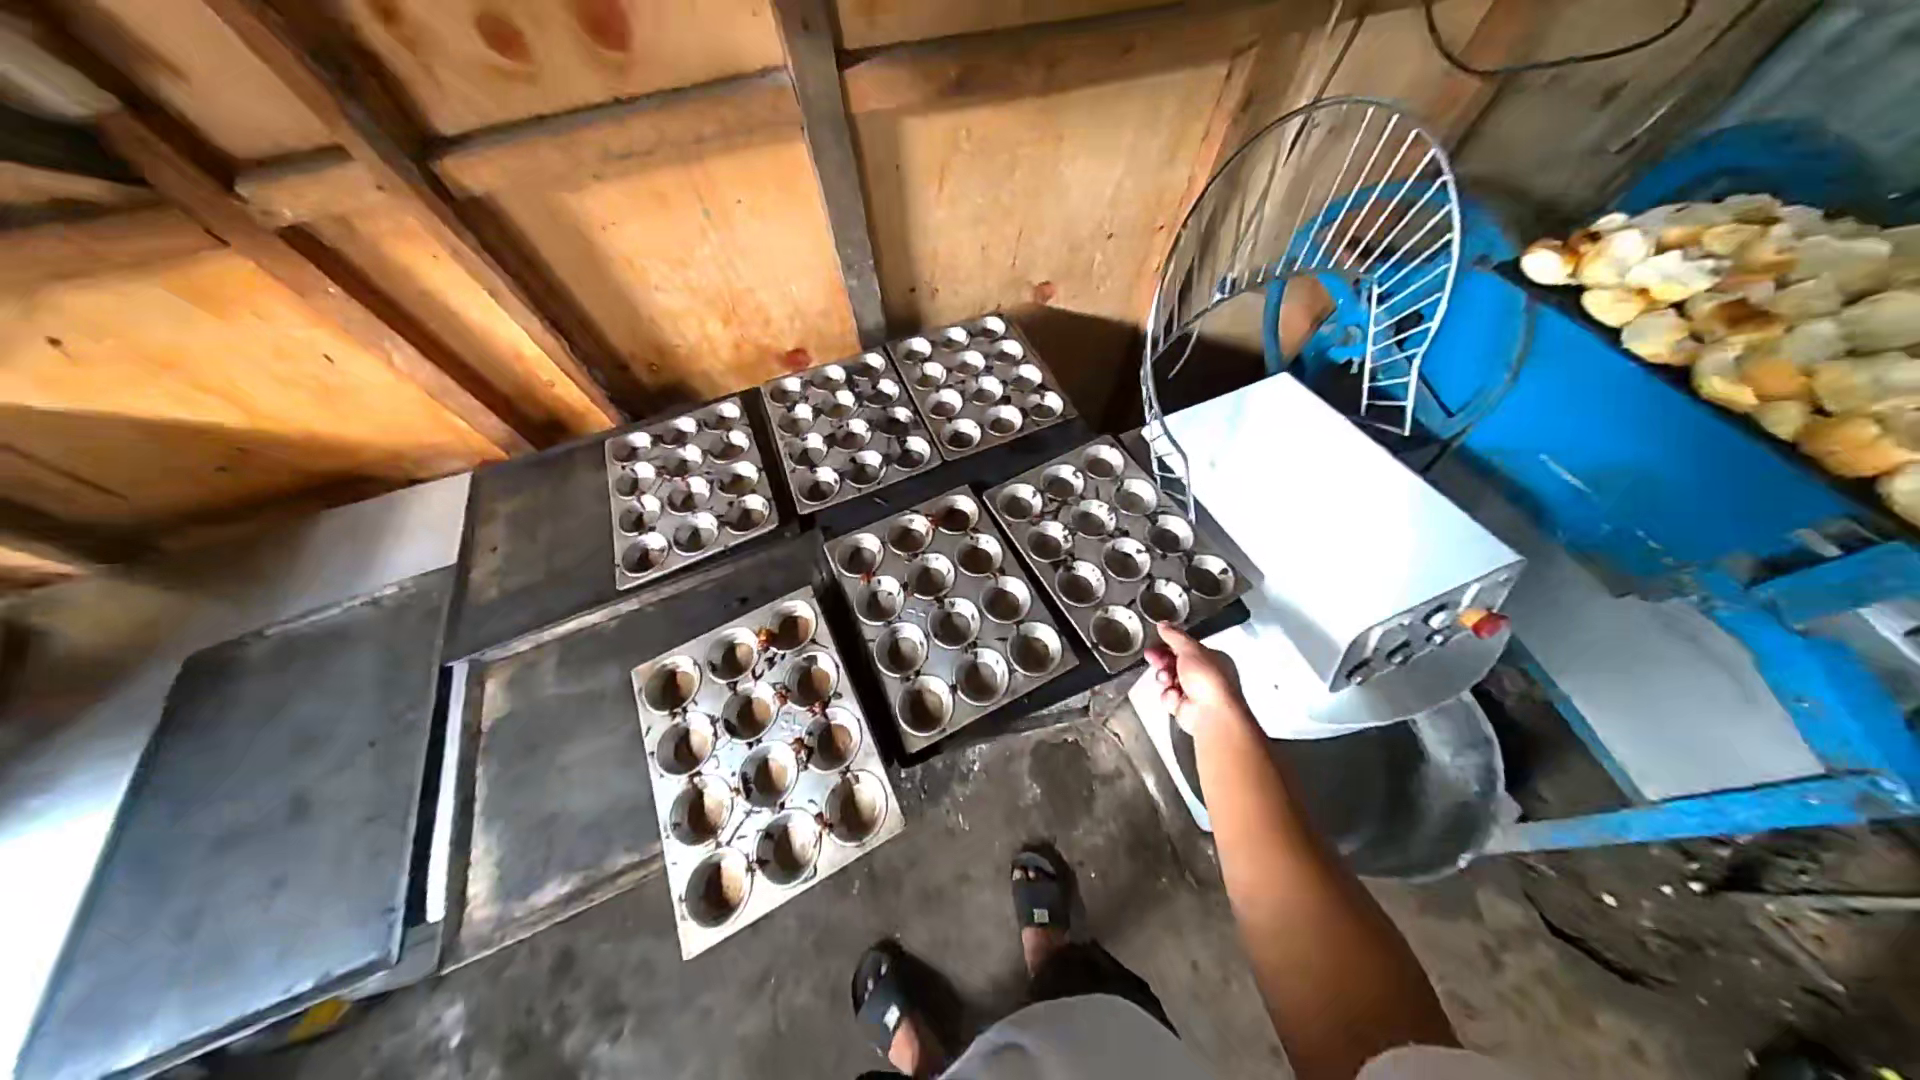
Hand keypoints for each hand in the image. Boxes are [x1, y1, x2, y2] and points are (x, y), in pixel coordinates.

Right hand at [1144, 623, 1245, 733]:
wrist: (1211, 714)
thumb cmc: (1210, 681)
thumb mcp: (1190, 649)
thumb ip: (1175, 636)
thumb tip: (1164, 625)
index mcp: (1211, 658)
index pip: (1186, 648)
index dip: (1169, 644)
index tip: (1156, 642)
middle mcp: (1204, 675)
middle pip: (1175, 663)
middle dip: (1162, 660)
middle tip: (1153, 657)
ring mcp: (1194, 692)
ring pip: (1169, 679)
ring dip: (1165, 677)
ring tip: (1167, 679)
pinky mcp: (1184, 707)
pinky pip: (1168, 696)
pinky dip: (1169, 696)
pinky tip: (1175, 696)